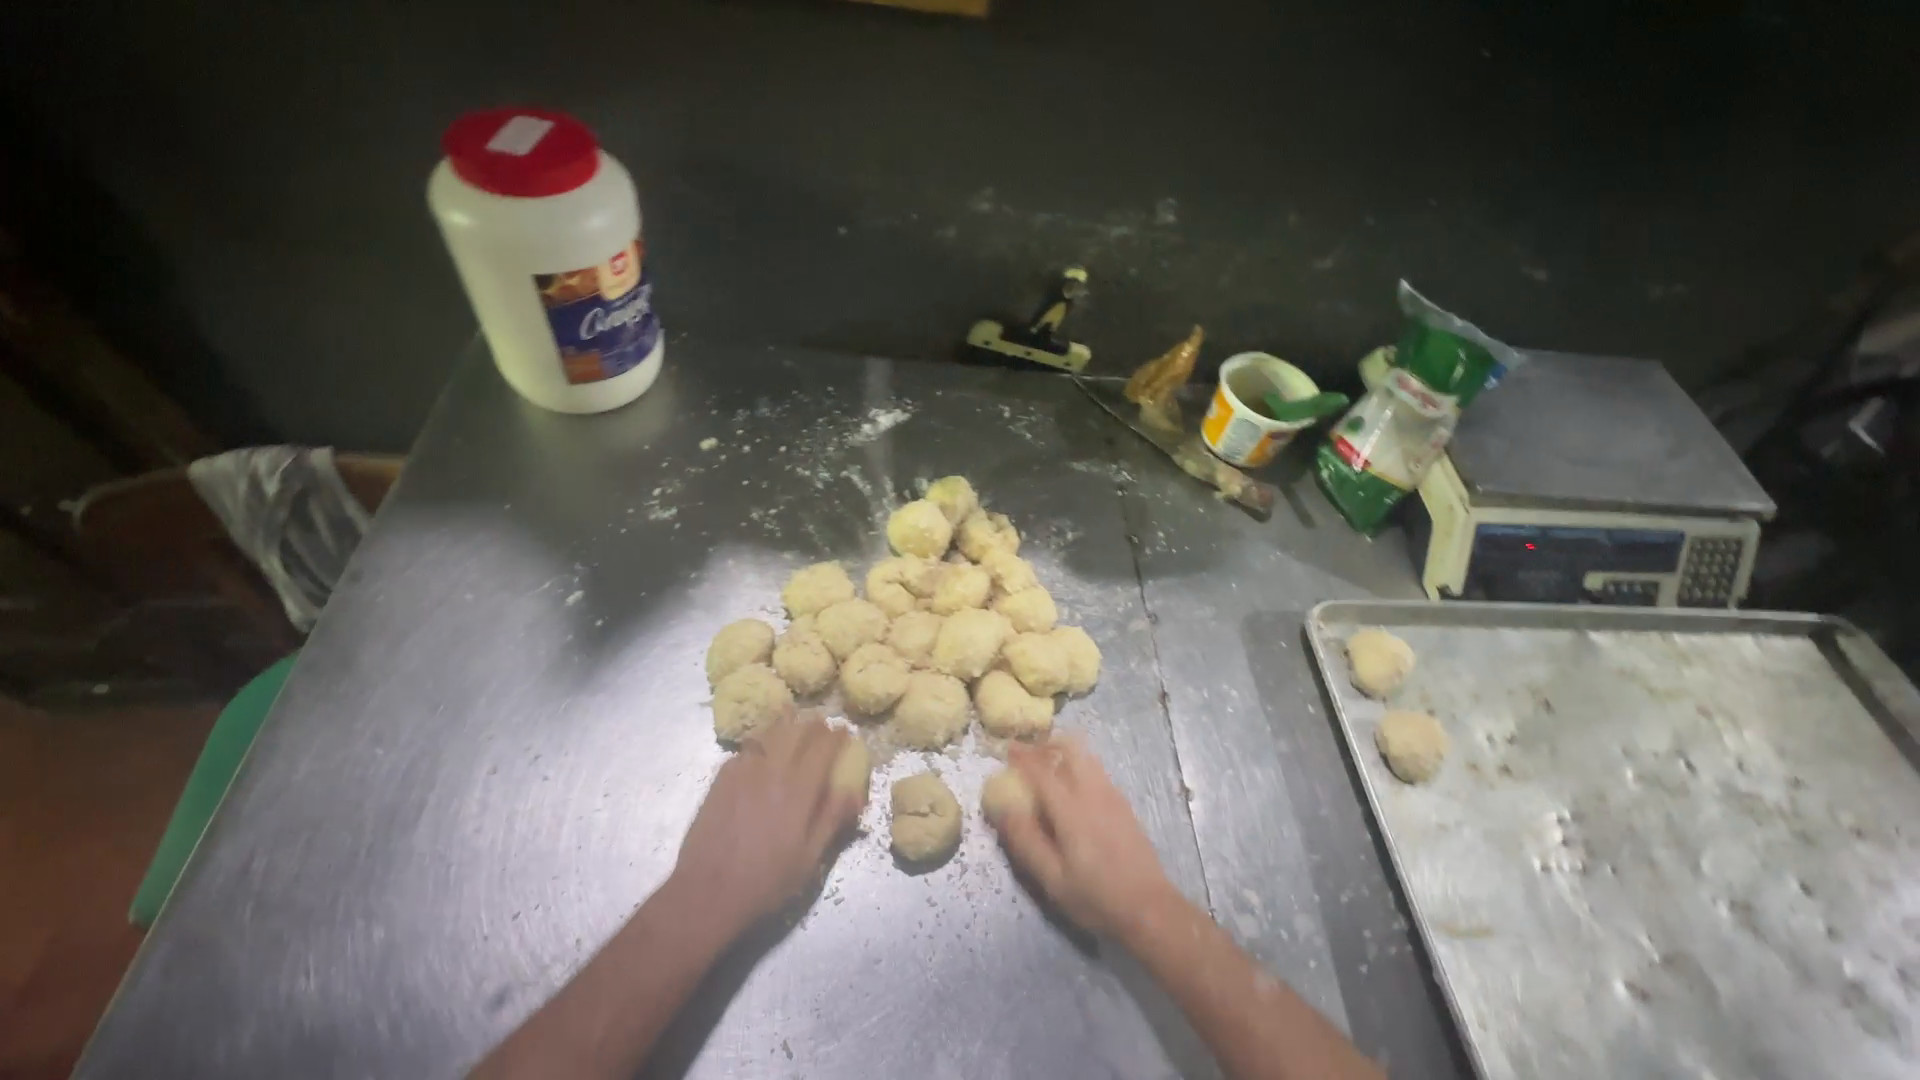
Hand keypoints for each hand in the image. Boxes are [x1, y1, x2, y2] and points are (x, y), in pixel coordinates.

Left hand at [671, 710, 863, 931]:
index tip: (844, 732)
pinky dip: (758, 743)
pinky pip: (744, 752)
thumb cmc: (766, 882)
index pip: (822, 749)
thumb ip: (832, 820)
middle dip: (812, 725)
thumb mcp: (809, 859)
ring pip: (767, 736)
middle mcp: (771, 773)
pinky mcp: (719, 782)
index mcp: (798, 791)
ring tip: (793, 720)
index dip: (836, 737)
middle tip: (821, 723)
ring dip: (784, 725)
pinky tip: (759, 749)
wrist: (707, 892)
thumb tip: (855, 793)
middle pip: (795, 734)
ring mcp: (742, 774)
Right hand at [988, 736, 1181, 939]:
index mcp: (1071, 809)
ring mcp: (1114, 796)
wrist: (1150, 908)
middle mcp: (1094, 793)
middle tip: (1030, 758)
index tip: (1007, 749)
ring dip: (1066, 755)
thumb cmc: (1096, 896)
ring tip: (1049, 772)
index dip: (1022, 756)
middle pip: (1072, 748)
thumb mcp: (1052, 878)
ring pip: (1087, 758)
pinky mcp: (1125, 806)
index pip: (1042, 770)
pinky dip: (1081, 769)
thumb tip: (1002, 809)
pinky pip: (1098, 773)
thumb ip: (1026, 841)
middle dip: (1048, 746)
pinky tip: (1074, 794)